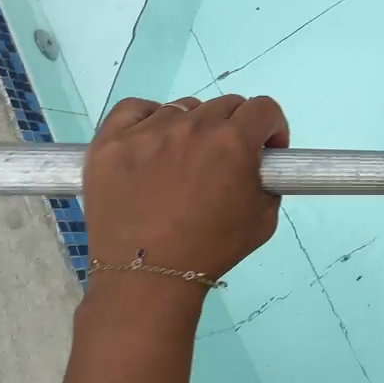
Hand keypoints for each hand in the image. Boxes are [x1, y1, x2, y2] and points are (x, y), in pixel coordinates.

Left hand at [82, 92, 289, 286]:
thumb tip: (258, 162)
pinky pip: (134, 109)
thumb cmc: (212, 250)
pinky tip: (151, 139)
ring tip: (183, 159)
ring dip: (194, 126)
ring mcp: (148, 132)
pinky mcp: (110, 142)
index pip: (264, 108)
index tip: (265, 150)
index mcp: (234, 141)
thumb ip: (269, 180)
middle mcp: (193, 127)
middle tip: (225, 160)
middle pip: (226, 104)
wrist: (147, 277)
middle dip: (236, 127)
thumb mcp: (265, 218)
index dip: (272, 128)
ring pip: (183, 108)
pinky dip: (147, 117)